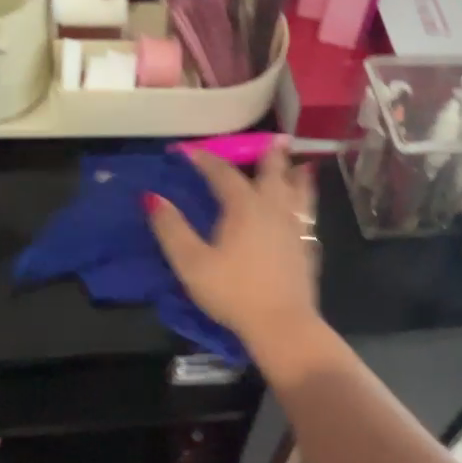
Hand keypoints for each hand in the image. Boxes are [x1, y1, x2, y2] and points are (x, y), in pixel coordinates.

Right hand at [146, 144, 321, 346]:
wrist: (282, 323)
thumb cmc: (233, 293)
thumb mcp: (192, 264)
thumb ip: (172, 229)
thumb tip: (152, 197)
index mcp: (243, 206)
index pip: (222, 173)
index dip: (205, 160)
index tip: (190, 151)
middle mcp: (274, 208)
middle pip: (272, 173)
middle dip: (268, 155)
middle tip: (273, 139)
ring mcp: (296, 228)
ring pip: (299, 192)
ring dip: (296, 175)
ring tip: (299, 165)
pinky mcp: (309, 249)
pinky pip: (310, 217)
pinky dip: (308, 204)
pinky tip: (306, 213)